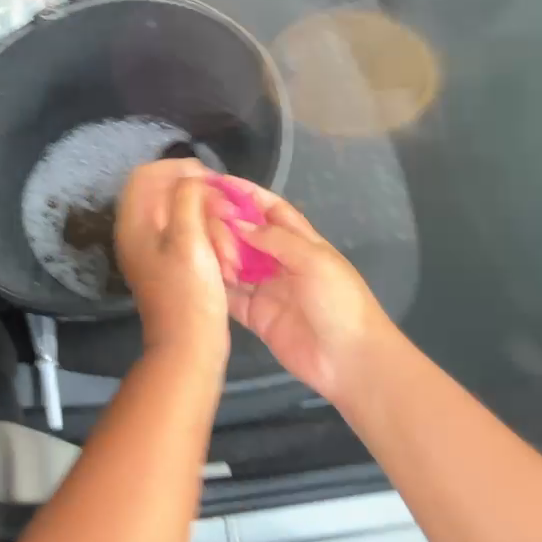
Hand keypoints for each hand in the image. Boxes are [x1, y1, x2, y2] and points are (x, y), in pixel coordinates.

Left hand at [113, 160, 231, 367]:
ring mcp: (152, 250)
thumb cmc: (189, 294)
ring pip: (183, 215)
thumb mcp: (189, 239)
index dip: (177, 169)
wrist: (189, 349)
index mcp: (133, 223)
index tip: (210, 180)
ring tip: (228, 244)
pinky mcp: (170, 264)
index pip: (146, 174)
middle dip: (201, 200)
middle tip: (227, 214)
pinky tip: (226, 257)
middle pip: (166, 193)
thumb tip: (192, 177)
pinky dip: (210, 240)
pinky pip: (190, 237)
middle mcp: (137, 232)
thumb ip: (187, 198)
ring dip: (210, 223)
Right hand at [216, 179, 392, 405]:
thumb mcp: (313, 260)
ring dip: (217, 252)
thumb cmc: (339, 301)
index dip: (247, 194)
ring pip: (234, 262)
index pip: (271, 209)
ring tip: (190, 239)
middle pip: (247, 234)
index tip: (218, 181)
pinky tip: (194, 272)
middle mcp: (280, 262)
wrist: (350, 360)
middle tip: (195, 213)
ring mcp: (266, 289)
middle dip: (225, 222)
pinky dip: (215, 284)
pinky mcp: (255, 316)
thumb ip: (275, 238)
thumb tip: (237, 222)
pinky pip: (229, 296)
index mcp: (301, 242)